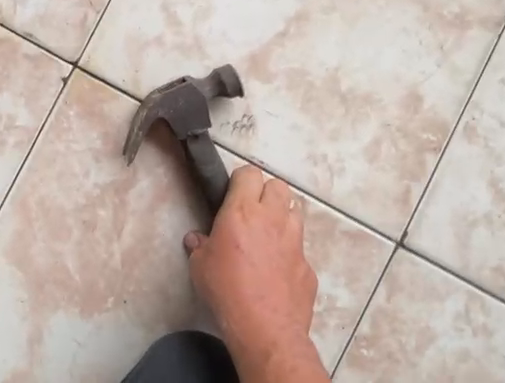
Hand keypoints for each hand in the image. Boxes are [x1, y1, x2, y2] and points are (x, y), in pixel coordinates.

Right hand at [184, 167, 322, 374]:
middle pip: (278, 186)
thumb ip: (199, 245)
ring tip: (267, 235)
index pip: (249, 174)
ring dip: (282, 217)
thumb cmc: (227, 290)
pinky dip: (289, 252)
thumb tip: (196, 240)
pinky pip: (300, 249)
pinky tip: (277, 270)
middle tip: (251, 210)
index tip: (233, 194)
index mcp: (242, 211)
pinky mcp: (308, 267)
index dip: (241, 180)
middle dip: (266, 192)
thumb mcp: (200, 265)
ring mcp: (295, 243)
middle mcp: (272, 219)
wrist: (266, 330)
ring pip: (295, 212)